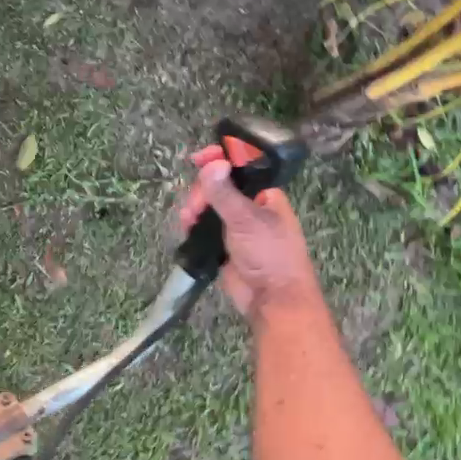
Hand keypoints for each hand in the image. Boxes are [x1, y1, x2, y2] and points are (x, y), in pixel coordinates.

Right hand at [180, 143, 320, 322]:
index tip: (198, 158)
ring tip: (188, 220)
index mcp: (265, 195)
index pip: (240, 166)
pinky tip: (187, 228)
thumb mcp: (246, 219)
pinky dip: (194, 224)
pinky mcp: (224, 243)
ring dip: (194, 207)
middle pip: (218, 184)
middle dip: (202, 191)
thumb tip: (212, 163)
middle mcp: (251, 206)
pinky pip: (204, 225)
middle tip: (196, 206)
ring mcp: (237, 225)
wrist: (273, 300)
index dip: (220, 159)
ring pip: (208, 205)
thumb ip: (225, 192)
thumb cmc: (270, 254)